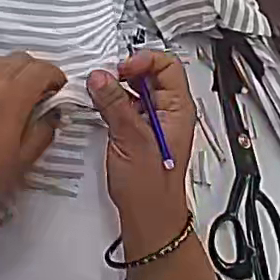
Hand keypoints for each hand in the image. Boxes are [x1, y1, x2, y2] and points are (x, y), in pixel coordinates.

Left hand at [0, 52, 63, 273]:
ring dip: (14, 71)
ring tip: (16, 94)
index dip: (56, 77)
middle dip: (36, 71)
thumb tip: (52, 114)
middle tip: (40, 93)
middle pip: (22, 59)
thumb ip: (44, 131)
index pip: (43, 69)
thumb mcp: (24, 157)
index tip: (59, 91)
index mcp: (15, 94)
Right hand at [88, 52, 196, 256]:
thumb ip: (115, 105)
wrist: (148, 218)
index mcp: (178, 109)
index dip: (143, 61)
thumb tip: (102, 78)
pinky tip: (102, 110)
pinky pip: (127, 107)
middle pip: (151, 74)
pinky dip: (113, 103)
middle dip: (126, 72)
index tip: (121, 70)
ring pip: (137, 90)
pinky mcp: (139, 133)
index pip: (167, 65)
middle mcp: (169, 113)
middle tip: (107, 79)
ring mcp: (154, 123)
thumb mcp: (130, 139)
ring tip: (101, 94)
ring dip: (117, 88)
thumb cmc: (151, 189)